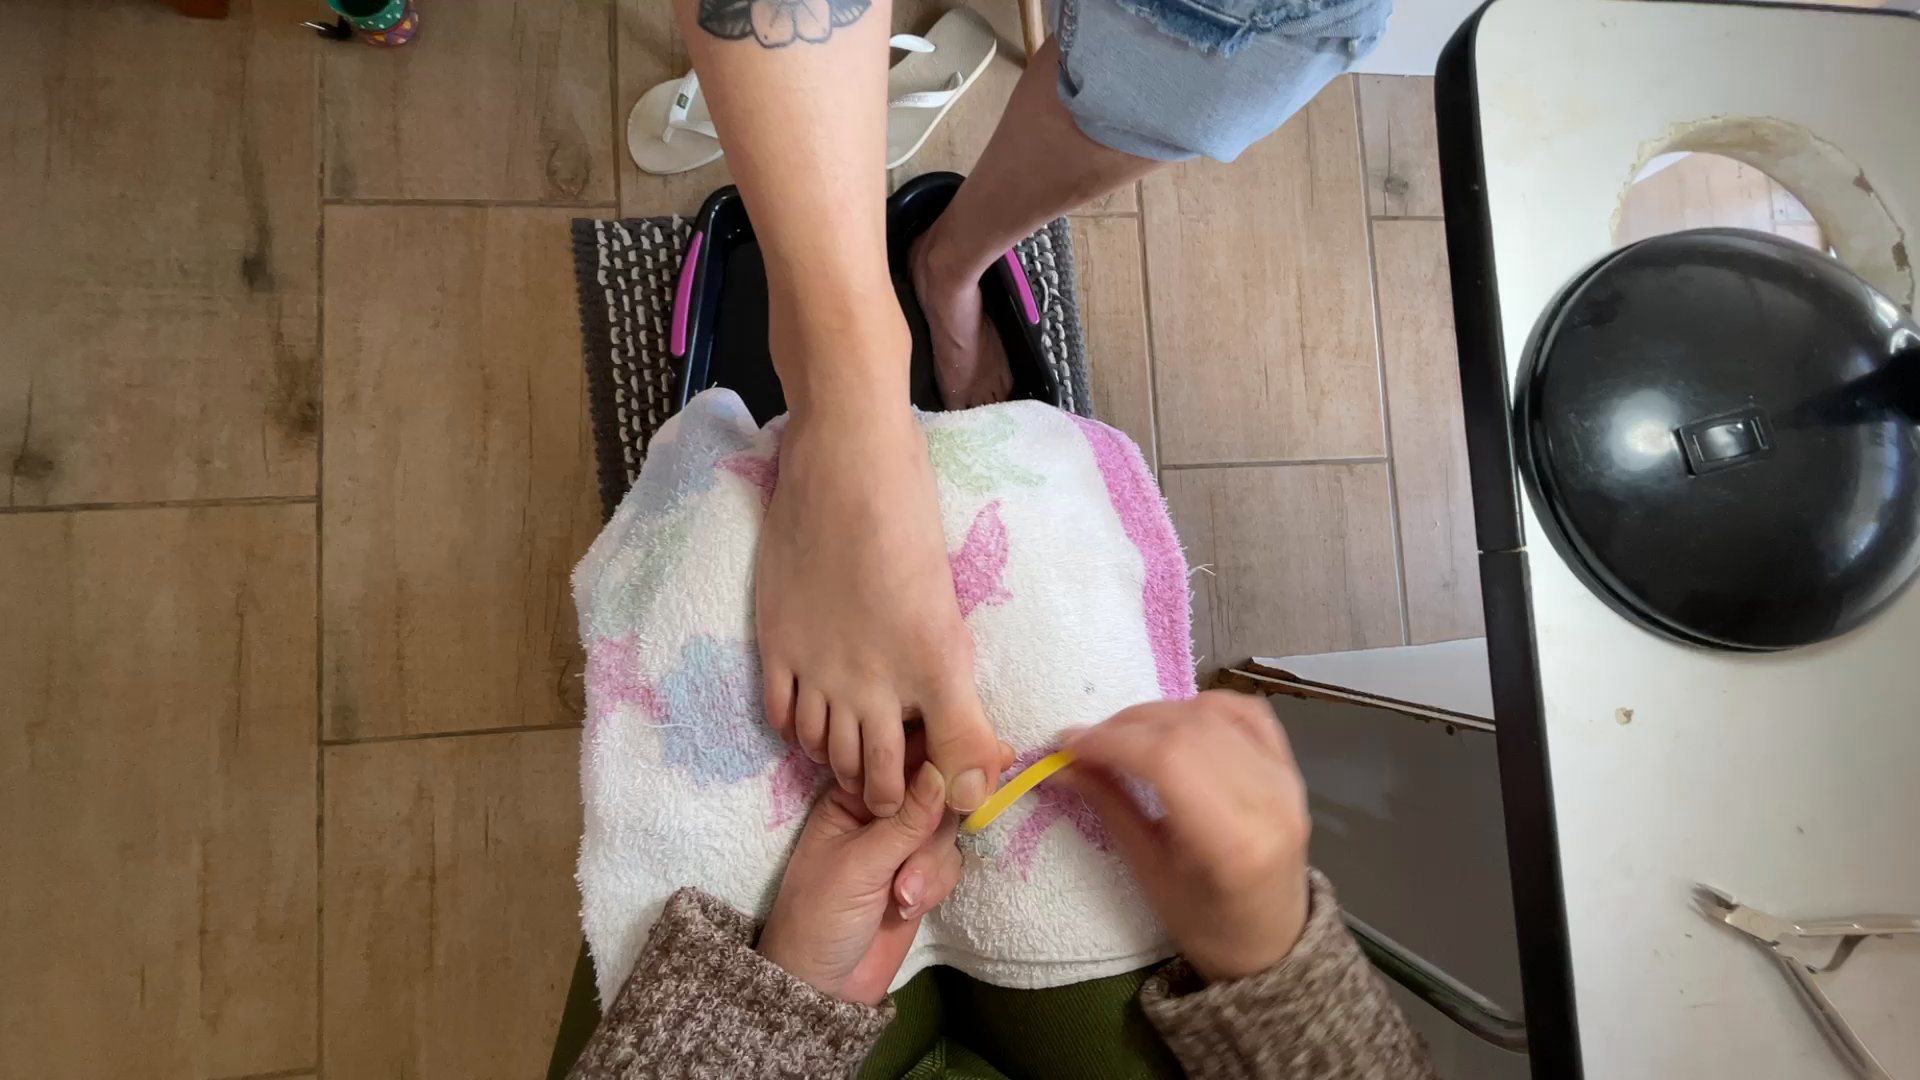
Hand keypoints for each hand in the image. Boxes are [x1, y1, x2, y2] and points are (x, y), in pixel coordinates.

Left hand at [757, 760, 961, 1004]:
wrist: (821, 991)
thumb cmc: (821, 916)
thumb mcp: (861, 864)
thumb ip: (907, 819)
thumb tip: (942, 769)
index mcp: (853, 795)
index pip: (900, 760)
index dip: (936, 757)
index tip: (971, 756)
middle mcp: (881, 813)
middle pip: (934, 792)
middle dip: (934, 827)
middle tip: (928, 850)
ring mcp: (902, 845)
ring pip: (945, 830)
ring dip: (930, 865)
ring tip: (903, 897)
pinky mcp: (921, 876)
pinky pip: (949, 863)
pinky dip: (935, 885)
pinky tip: (908, 908)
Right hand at [758, 398, 1001, 815]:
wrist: (849, 469)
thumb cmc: (912, 523)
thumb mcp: (952, 610)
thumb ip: (961, 701)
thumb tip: (981, 782)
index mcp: (930, 672)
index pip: (938, 764)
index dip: (940, 790)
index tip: (938, 793)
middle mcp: (870, 683)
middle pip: (873, 768)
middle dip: (887, 792)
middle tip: (893, 796)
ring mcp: (818, 665)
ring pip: (826, 747)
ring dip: (842, 767)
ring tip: (853, 770)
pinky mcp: (777, 643)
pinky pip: (782, 714)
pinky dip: (798, 734)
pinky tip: (808, 731)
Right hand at [1056, 692, 1311, 983]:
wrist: (1271, 940)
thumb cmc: (1203, 918)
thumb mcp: (1146, 869)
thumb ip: (1107, 803)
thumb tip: (1058, 763)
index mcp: (1231, 841)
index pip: (1166, 760)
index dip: (1111, 742)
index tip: (1068, 744)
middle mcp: (1267, 799)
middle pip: (1186, 729)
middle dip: (1125, 725)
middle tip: (1087, 741)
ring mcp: (1285, 778)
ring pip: (1210, 713)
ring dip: (1156, 713)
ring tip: (1124, 734)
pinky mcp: (1290, 766)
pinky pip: (1245, 711)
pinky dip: (1203, 705)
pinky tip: (1176, 720)